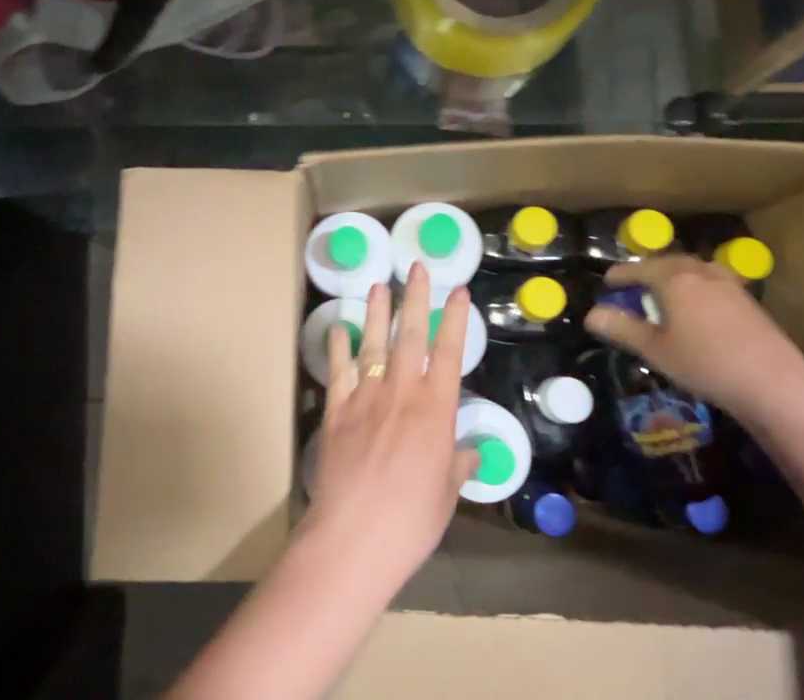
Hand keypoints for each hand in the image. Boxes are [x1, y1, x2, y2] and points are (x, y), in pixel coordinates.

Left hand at [302, 263, 478, 590]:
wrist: (355, 536)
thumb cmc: (412, 519)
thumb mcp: (447, 493)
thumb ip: (456, 465)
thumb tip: (466, 452)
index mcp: (435, 410)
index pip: (448, 353)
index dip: (454, 319)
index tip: (458, 290)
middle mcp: (400, 394)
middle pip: (409, 336)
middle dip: (414, 299)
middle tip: (415, 267)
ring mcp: (364, 399)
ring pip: (372, 345)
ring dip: (376, 313)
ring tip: (378, 284)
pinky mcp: (336, 412)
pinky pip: (339, 372)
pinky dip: (338, 348)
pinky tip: (338, 329)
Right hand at [584, 255, 803, 425]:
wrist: (772, 383)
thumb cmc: (705, 364)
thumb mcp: (656, 350)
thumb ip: (623, 328)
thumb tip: (592, 314)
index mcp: (676, 279)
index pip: (641, 268)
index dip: (621, 275)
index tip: (607, 282)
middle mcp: (703, 273)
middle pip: (670, 264)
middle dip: (649, 272)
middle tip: (635, 286)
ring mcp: (730, 286)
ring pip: (695, 271)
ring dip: (676, 277)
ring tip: (666, 294)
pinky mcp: (749, 302)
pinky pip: (713, 284)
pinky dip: (697, 289)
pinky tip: (698, 309)